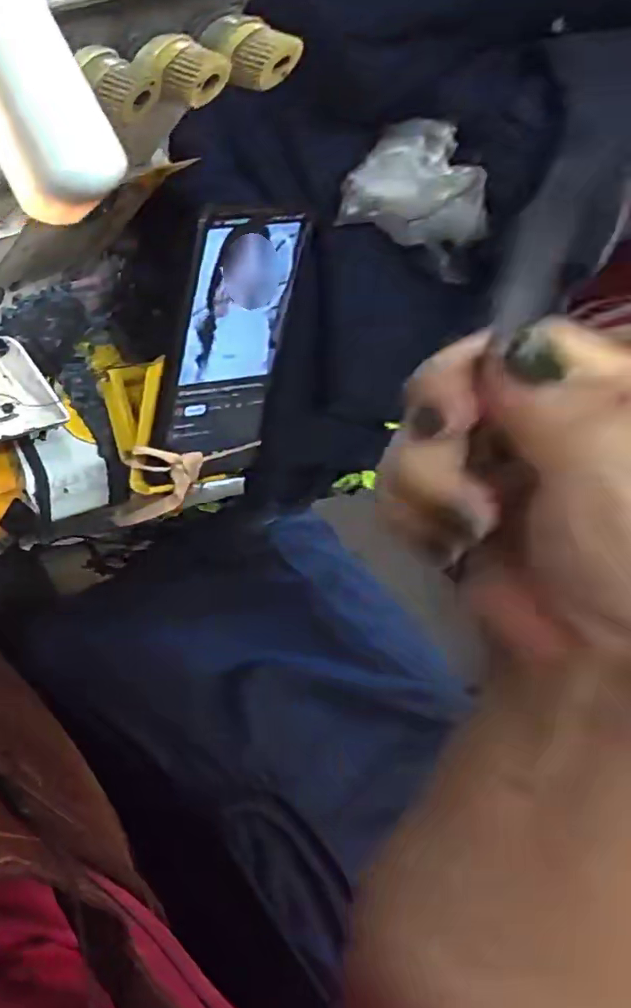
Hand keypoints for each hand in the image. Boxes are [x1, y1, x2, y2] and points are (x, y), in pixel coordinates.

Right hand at [379, 319, 630, 664]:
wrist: (604, 668)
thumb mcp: (619, 476)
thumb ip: (568, 403)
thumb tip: (511, 339)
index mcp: (617, 403)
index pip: (525, 344)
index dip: (473, 369)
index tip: (454, 415)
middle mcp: (561, 425)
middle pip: (452, 389)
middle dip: (436, 439)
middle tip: (463, 486)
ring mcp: (506, 467)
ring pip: (415, 441)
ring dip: (421, 487)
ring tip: (463, 531)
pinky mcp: (459, 504)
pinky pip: (398, 485)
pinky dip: (409, 514)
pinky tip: (444, 542)